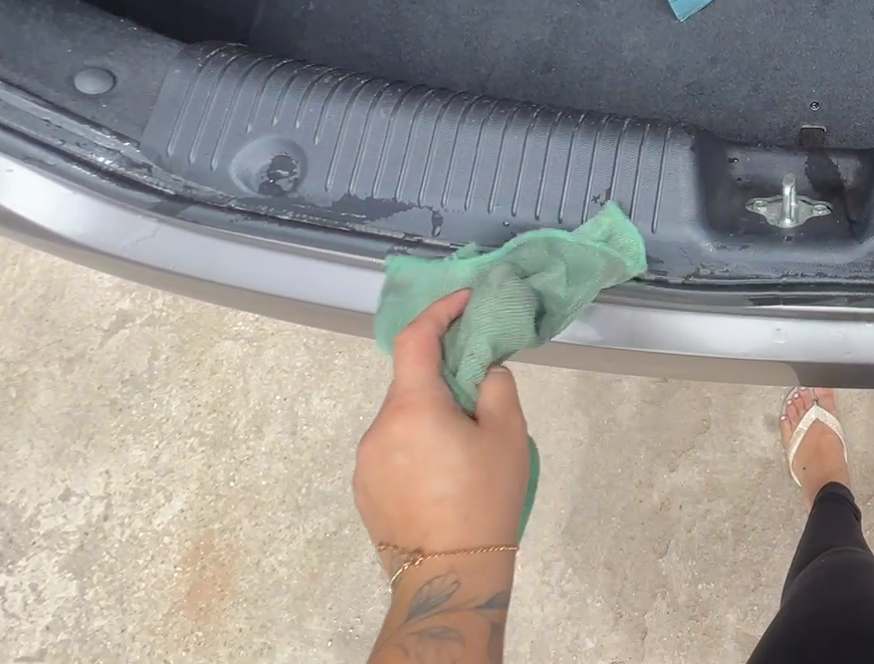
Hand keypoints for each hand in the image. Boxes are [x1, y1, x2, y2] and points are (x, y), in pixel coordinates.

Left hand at [355, 290, 530, 556]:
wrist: (450, 573)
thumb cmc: (485, 495)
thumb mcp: (508, 431)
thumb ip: (495, 384)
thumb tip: (481, 370)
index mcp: (412, 408)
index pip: (415, 340)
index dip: (441, 311)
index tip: (468, 299)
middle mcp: (378, 429)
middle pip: (411, 380)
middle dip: (446, 369)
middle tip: (485, 379)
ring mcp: (365, 462)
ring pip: (404, 413)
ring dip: (435, 407)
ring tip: (472, 433)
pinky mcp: (365, 488)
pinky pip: (395, 443)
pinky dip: (421, 435)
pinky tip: (449, 464)